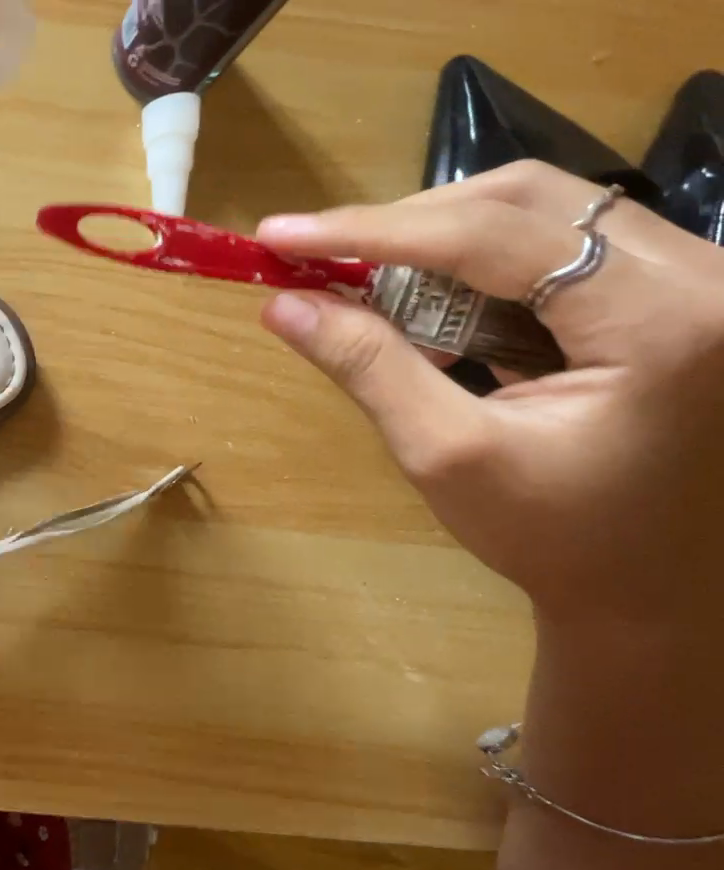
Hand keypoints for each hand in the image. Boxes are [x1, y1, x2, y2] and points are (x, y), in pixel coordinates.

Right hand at [255, 161, 723, 626]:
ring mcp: (700, 276)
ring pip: (545, 211)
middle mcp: (705, 272)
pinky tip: (429, 305)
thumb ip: (369, 366)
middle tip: (315, 258)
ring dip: (438, 240)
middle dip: (407, 223)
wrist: (651, 580)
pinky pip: (561, 244)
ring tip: (362, 284)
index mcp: (662, 318)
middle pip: (528, 199)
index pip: (492, 236)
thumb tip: (282, 304)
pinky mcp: (676, 290)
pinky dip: (476, 264)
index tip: (279, 235)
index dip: (373, 228)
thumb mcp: (444, 454)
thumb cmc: (551, 533)